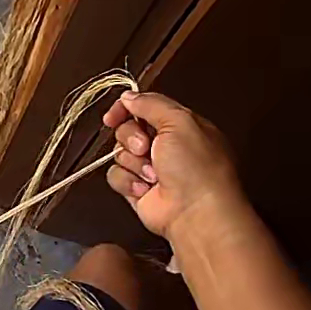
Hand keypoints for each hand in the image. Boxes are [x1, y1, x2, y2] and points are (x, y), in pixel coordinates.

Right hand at [102, 90, 247, 241]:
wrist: (195, 212)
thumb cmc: (196, 166)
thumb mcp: (178, 121)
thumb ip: (151, 104)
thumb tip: (129, 97)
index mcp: (179, 125)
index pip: (145, 107)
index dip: (127, 109)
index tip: (113, 116)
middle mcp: (165, 146)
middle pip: (128, 129)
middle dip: (131, 137)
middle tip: (145, 148)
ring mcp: (150, 169)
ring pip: (120, 154)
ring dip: (133, 163)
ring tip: (152, 175)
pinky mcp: (137, 189)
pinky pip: (116, 176)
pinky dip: (128, 182)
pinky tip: (144, 189)